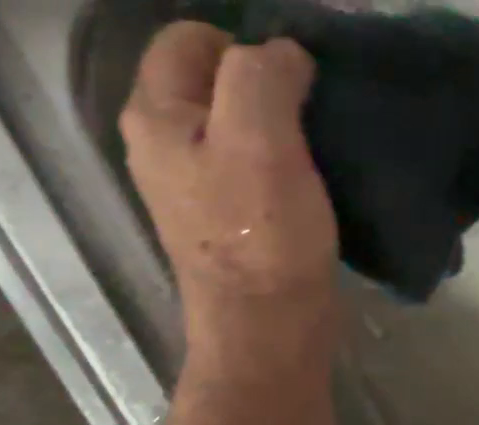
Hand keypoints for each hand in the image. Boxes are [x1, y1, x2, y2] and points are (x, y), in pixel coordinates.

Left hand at [121, 23, 338, 325]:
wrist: (269, 331)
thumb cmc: (263, 238)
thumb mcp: (261, 139)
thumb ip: (264, 77)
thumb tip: (287, 55)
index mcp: (156, 113)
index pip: (191, 38)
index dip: (248, 49)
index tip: (300, 87)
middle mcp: (162, 143)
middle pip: (214, 84)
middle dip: (266, 90)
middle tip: (316, 122)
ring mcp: (194, 187)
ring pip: (238, 130)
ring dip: (281, 133)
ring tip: (321, 156)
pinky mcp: (229, 223)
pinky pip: (253, 171)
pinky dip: (285, 170)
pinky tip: (313, 191)